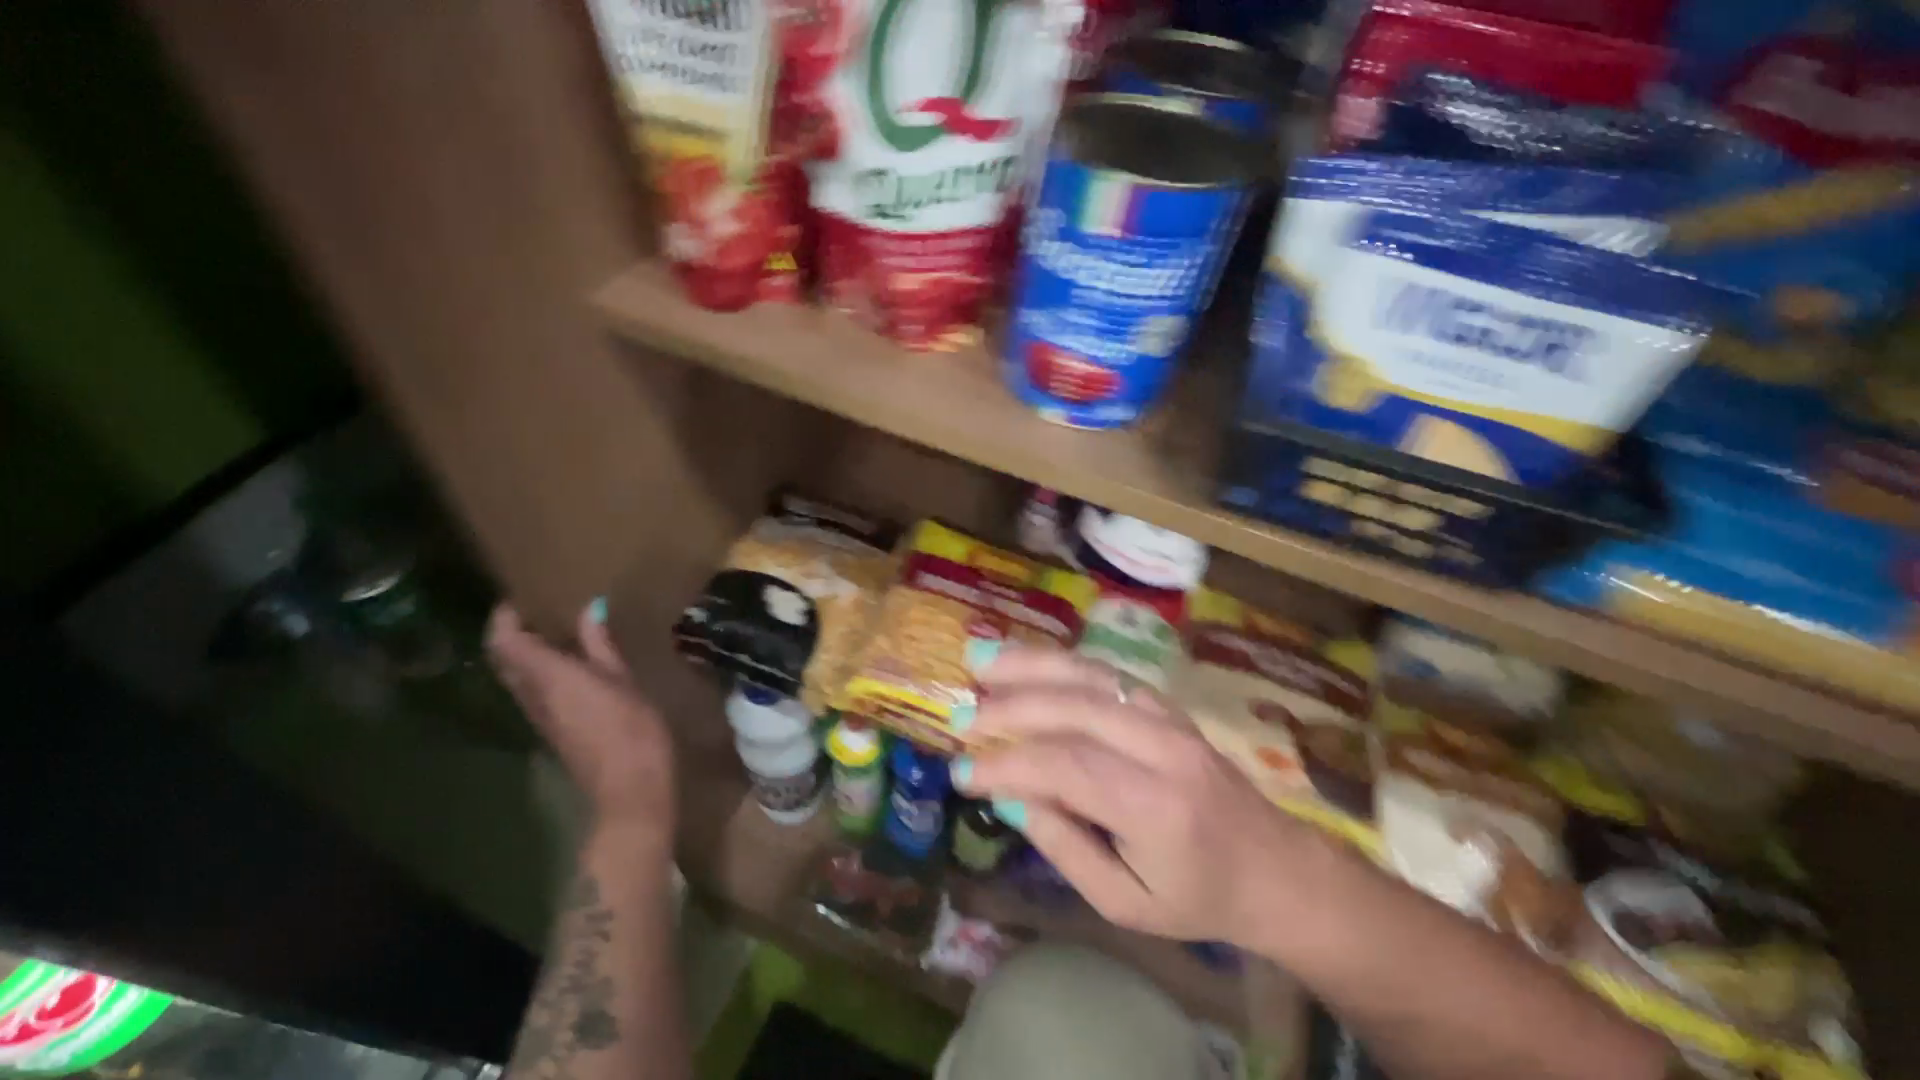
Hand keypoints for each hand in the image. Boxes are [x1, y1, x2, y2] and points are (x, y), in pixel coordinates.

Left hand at [487, 602, 675, 842]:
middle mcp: (533, 695)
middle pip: (505, 660)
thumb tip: (589, 610)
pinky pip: (536, 693)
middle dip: (513, 633)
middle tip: (539, 611)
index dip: (504, 617)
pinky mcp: (554, 731)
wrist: (629, 791)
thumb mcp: (624, 681)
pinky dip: (543, 673)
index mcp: (547, 676)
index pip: (505, 641)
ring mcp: (541, 717)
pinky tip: (574, 666)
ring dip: (527, 654)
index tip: (520, 597)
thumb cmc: (631, 731)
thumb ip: (601, 646)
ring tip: (559, 633)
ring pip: (518, 678)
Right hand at [955, 648, 1343, 948]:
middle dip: (1011, 708)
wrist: (1277, 870)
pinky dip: (1065, 664)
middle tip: (961, 719)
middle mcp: (1166, 751)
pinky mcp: (1172, 709)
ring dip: (1034, 666)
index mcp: (1157, 808)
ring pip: (1095, 677)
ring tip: (982, 661)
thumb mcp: (1125, 903)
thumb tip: (1012, 799)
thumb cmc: (1198, 899)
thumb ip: (1067, 850)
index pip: (1068, 768)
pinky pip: (1112, 676)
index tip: (963, 773)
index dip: (1009, 765)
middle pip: (1078, 709)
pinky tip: (1028, 663)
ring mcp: (1172, 721)